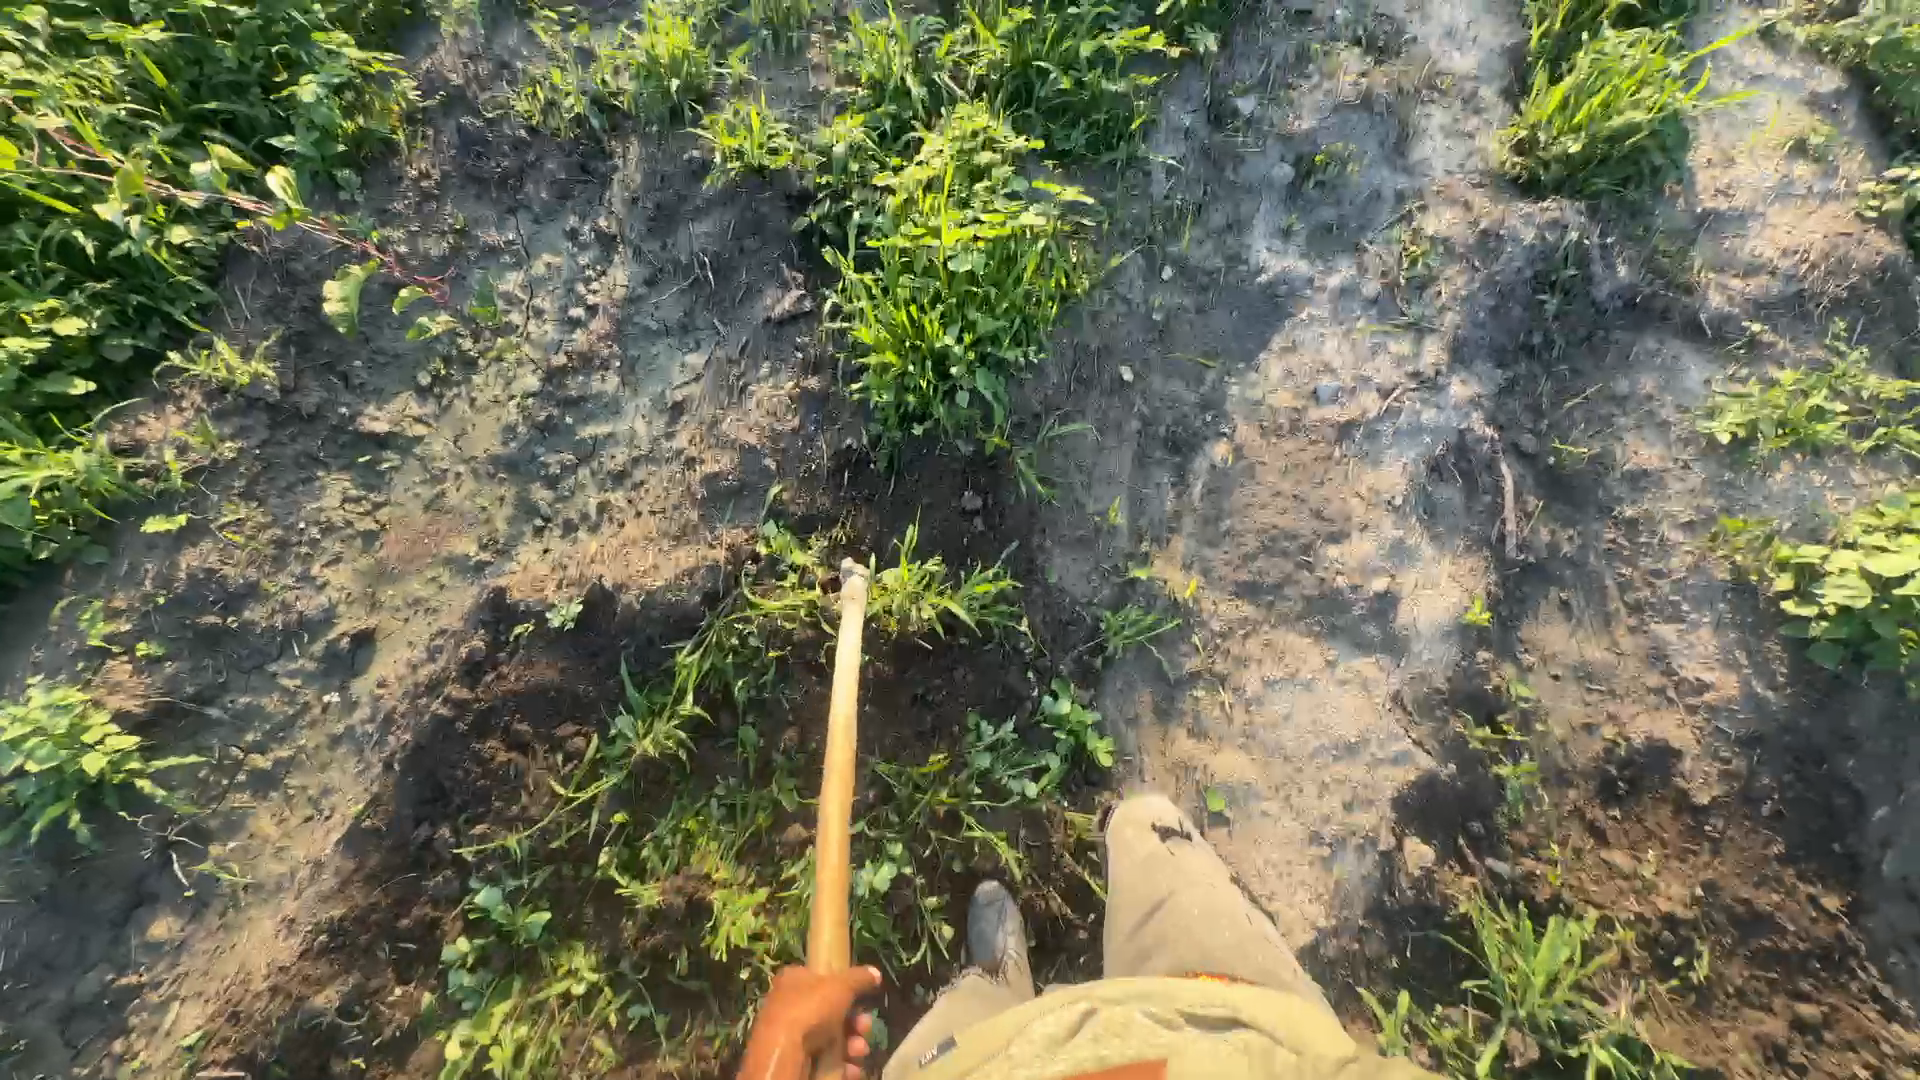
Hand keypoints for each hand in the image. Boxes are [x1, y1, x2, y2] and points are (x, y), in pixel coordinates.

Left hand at [738, 965, 883, 1079]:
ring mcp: (791, 1035)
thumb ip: (859, 978)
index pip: (822, 979)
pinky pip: (823, 1060)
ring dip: (851, 1045)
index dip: (844, 989)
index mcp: (794, 980)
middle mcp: (789, 1005)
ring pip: (829, 1038)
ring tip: (859, 1051)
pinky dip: (840, 1065)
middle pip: (831, 1012)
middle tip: (864, 1028)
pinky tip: (851, 1069)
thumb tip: (875, 973)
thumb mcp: (841, 985)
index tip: (862, 998)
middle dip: (854, 1022)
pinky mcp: (794, 1060)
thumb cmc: (810, 1009)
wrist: (782, 1054)